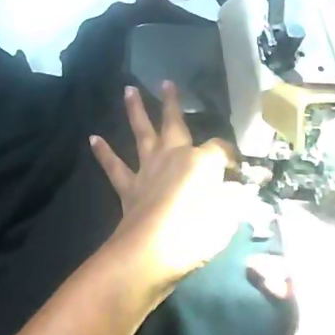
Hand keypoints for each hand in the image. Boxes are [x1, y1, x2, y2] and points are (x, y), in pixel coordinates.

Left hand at [90, 83, 237, 296]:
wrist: (151, 252)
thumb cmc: (196, 234)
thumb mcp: (229, 217)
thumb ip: (235, 199)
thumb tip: (241, 189)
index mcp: (201, 161)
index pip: (220, 150)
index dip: (231, 157)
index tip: (241, 171)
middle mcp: (173, 156)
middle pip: (174, 124)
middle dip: (171, 103)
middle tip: (166, 82)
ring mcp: (147, 170)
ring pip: (142, 134)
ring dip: (135, 111)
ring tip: (128, 90)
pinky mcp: (128, 187)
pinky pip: (114, 166)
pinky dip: (104, 152)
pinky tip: (93, 138)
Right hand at [248, 210, 334, 334]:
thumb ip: (315, 288)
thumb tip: (307, 239)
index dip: (331, 233)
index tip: (293, 222)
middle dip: (307, 250)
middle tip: (271, 245)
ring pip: (333, 278)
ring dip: (297, 268)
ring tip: (261, 268)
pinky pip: (325, 295)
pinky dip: (299, 286)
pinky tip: (273, 284)